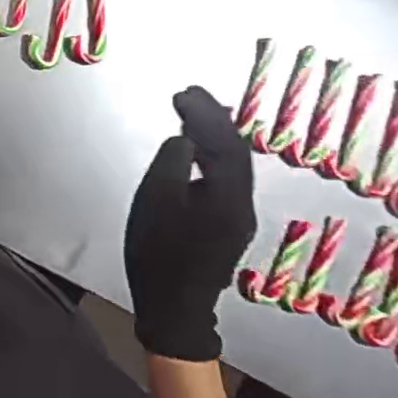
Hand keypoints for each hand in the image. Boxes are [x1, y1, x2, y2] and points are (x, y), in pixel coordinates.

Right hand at [124, 86, 255, 361]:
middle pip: (234, 152)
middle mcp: (241, 202)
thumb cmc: (158, 253)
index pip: (223, 142)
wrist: (173, 305)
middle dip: (213, 120)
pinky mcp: (225, 226)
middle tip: (191, 95)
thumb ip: (172, 164)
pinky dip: (211, 157)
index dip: (205, 114)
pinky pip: (224, 179)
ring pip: (231, 166)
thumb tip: (184, 140)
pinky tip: (197, 152)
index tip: (184, 92)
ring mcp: (236, 216)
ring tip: (195, 115)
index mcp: (228, 194)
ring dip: (214, 137)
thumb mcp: (155, 202)